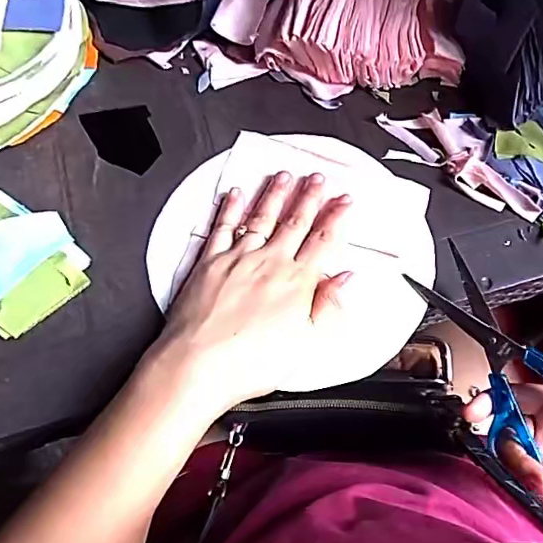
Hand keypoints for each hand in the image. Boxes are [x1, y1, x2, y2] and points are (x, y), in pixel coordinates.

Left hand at [149, 171, 352, 411]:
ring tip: (285, 176)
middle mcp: (269, 263)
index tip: (343, 201)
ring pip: (262, 217)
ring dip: (276, 194)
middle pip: (295, 222)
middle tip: (318, 179)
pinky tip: (237, 195)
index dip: (336, 217)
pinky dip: (231, 208)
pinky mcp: (209, 263)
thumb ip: (327, 306)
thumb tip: (344, 280)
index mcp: (296, 283)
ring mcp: (238, 259)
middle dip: (310, 197)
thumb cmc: (248, 362)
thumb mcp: (305, 342)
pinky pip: (222, 227)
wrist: (198, 366)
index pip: (323, 241)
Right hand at [461, 365, 542, 532]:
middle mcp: (541, 428)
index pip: (515, 394)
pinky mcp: (538, 485)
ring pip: (510, 461)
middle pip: (504, 429)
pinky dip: (539, 498)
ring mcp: (538, 458)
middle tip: (535, 473)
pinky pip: (522, 488)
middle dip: (511, 451)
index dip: (490, 398)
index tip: (476, 410)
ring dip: (526, 476)